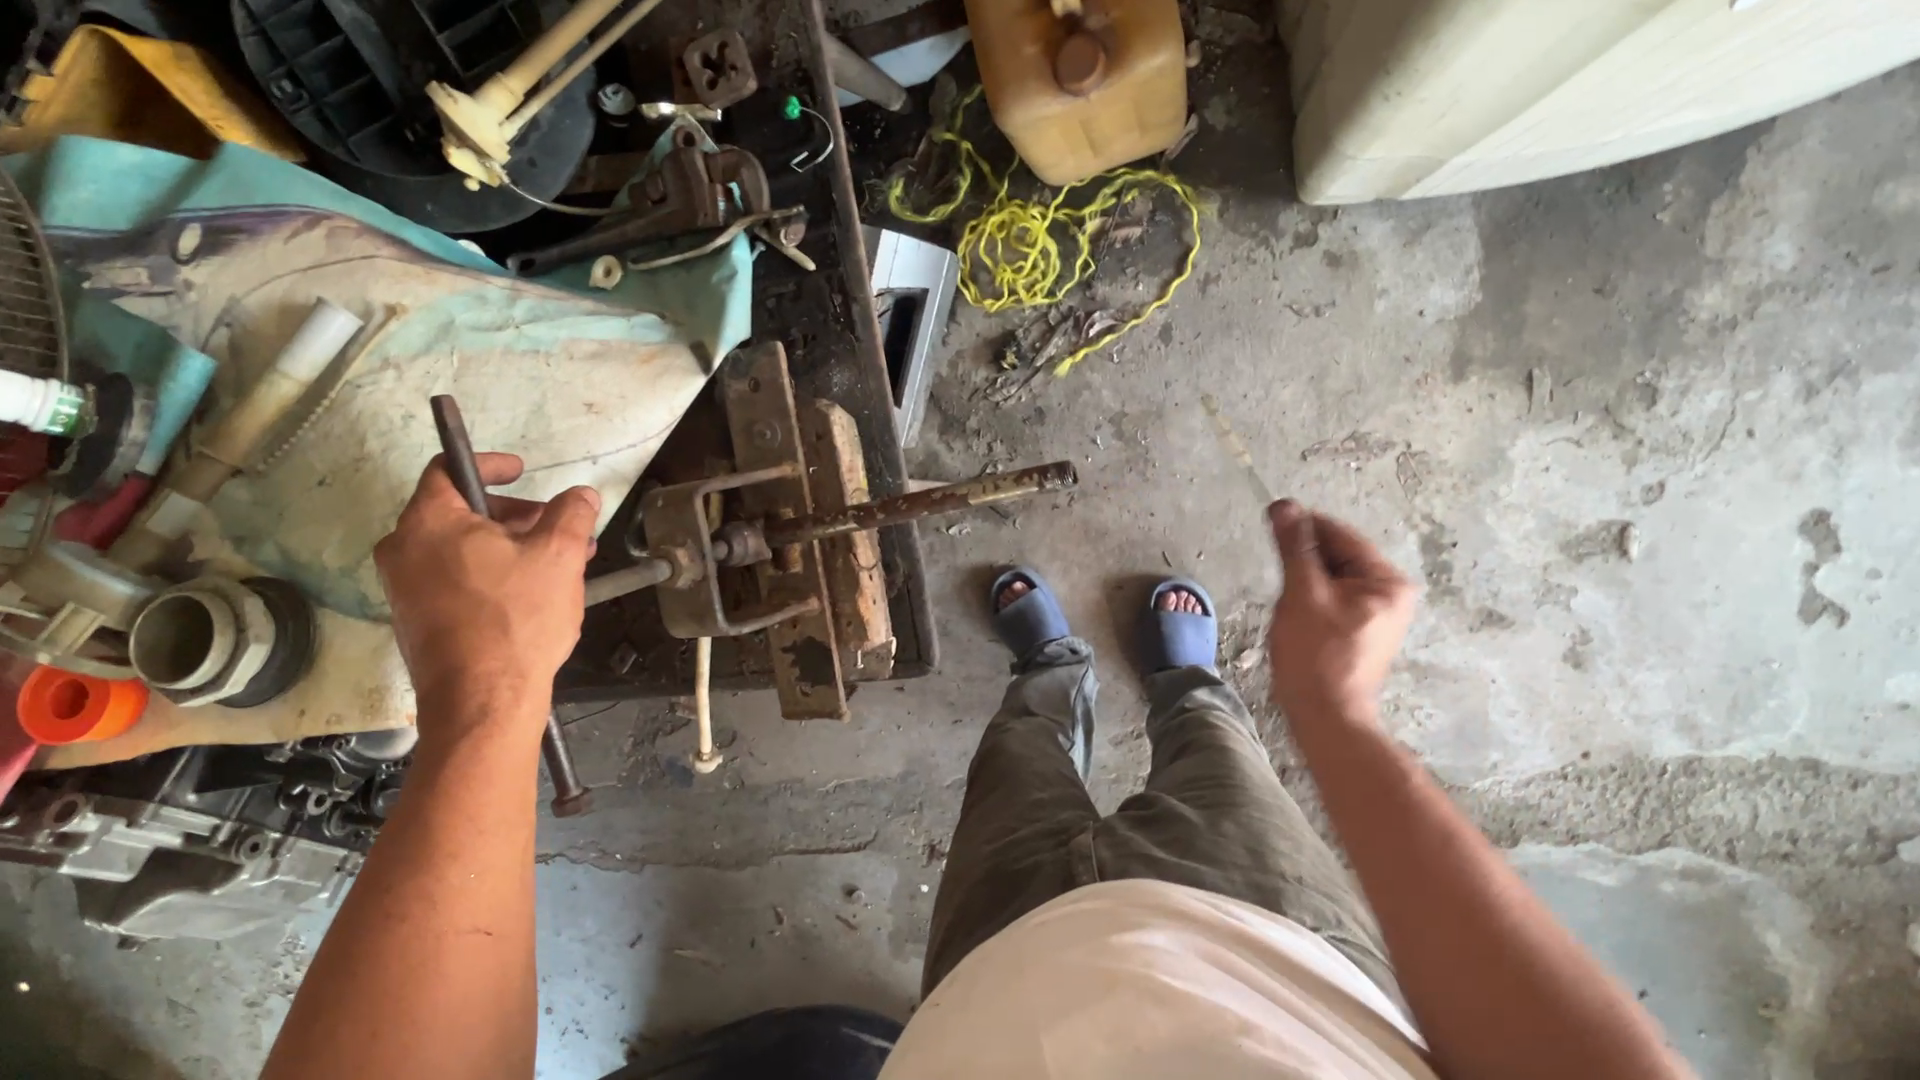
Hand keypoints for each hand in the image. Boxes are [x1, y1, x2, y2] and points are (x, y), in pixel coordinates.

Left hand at [373, 453, 599, 742]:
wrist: (483, 699)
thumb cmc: (518, 618)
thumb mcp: (560, 556)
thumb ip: (572, 515)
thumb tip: (581, 495)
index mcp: (431, 522)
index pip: (449, 469)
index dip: (491, 464)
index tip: (523, 472)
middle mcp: (404, 549)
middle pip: (461, 511)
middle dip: (516, 516)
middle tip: (558, 529)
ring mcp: (405, 588)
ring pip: (462, 548)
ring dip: (511, 547)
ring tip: (558, 567)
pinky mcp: (416, 619)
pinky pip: (455, 579)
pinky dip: (492, 574)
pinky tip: (531, 595)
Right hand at [1266, 499, 1415, 723]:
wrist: (1325, 715)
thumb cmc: (1316, 656)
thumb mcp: (1302, 594)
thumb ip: (1294, 547)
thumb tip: (1284, 506)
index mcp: (1387, 580)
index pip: (1340, 535)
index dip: (1304, 526)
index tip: (1270, 518)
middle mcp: (1391, 593)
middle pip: (1338, 556)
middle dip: (1304, 560)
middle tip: (1276, 571)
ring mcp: (1379, 613)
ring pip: (1332, 577)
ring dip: (1304, 581)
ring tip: (1285, 600)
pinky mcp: (1362, 629)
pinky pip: (1333, 598)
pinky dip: (1311, 598)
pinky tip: (1294, 614)